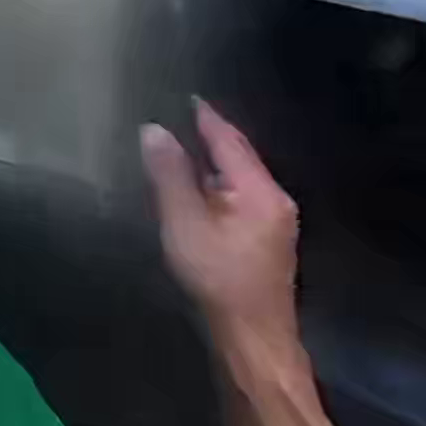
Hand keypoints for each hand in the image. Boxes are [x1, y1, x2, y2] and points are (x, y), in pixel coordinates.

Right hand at [141, 102, 299, 337]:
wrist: (250, 332)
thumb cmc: (216, 273)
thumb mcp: (184, 220)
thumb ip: (169, 173)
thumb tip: (153, 129)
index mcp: (258, 192)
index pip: (228, 141)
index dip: (205, 116)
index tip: (184, 93)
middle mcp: (272, 199)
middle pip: (238, 153)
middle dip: (210, 129)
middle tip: (177, 106)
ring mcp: (269, 217)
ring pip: (236, 170)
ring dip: (210, 150)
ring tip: (178, 130)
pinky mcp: (259, 231)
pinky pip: (233, 186)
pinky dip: (212, 170)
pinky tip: (191, 170)